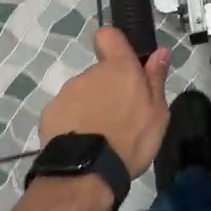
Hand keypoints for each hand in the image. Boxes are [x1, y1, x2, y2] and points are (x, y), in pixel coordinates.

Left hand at [38, 28, 169, 175]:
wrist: (86, 174)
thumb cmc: (130, 141)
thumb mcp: (157, 114)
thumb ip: (156, 80)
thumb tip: (160, 52)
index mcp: (120, 69)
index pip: (109, 36)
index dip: (114, 43)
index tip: (121, 61)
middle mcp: (91, 73)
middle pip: (99, 73)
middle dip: (107, 89)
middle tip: (118, 117)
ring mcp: (67, 92)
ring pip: (82, 93)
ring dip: (90, 107)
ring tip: (99, 136)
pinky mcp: (50, 113)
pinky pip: (65, 111)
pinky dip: (72, 123)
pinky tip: (81, 144)